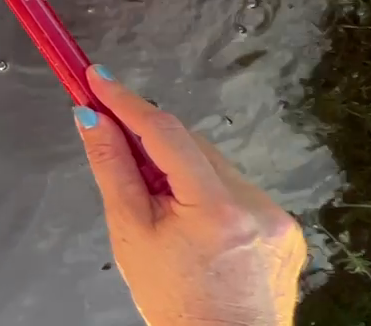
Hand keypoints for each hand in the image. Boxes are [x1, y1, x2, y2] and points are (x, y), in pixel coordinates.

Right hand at [75, 66, 304, 325]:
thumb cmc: (172, 294)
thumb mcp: (127, 224)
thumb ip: (109, 163)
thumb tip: (89, 115)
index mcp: (218, 208)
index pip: (164, 131)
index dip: (125, 99)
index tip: (94, 75)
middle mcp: (257, 207)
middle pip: (188, 142)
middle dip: (144, 133)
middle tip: (103, 130)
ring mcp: (276, 218)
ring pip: (207, 160)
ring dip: (169, 158)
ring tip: (145, 191)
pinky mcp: (282, 228)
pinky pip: (227, 184)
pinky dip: (194, 180)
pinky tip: (177, 207)